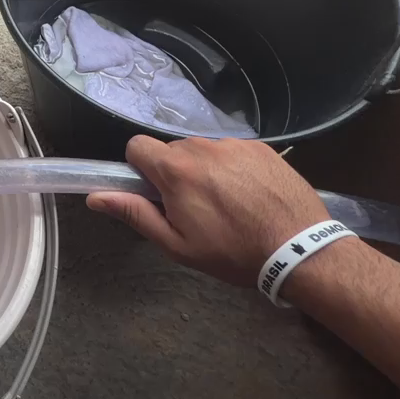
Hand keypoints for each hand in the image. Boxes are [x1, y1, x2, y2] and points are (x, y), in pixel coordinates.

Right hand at [87, 136, 330, 288]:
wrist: (305, 252)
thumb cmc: (234, 252)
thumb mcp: (178, 244)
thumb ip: (134, 214)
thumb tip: (95, 197)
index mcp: (174, 169)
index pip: (136, 146)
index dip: (141, 168)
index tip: (157, 192)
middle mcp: (199, 147)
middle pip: (171, 150)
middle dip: (175, 171)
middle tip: (196, 205)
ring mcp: (232, 145)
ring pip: (202, 149)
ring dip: (205, 168)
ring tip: (229, 201)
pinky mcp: (261, 148)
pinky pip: (232, 150)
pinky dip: (233, 167)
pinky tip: (251, 193)